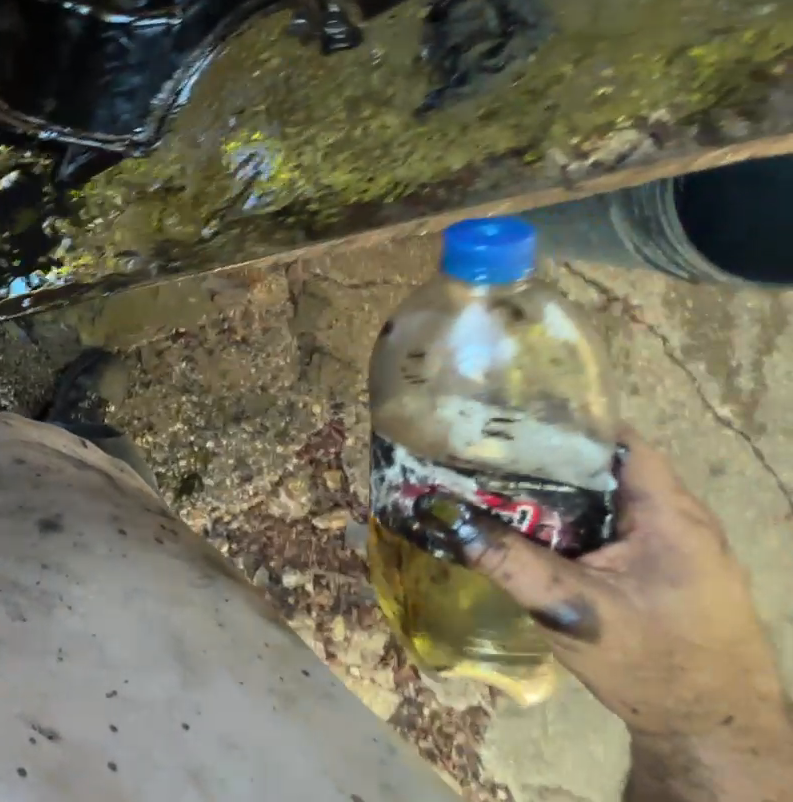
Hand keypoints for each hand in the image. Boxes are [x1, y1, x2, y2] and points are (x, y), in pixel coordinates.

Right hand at [430, 440, 791, 796]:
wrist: (712, 735)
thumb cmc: (654, 664)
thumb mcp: (569, 607)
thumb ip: (505, 557)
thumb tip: (436, 511)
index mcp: (670, 518)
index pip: (617, 442)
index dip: (561, 421)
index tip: (502, 414)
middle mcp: (678, 524)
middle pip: (601, 468)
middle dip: (537, 455)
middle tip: (474, 448)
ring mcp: (672, 550)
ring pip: (600, 500)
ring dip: (546, 491)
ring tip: (483, 481)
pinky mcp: (658, 572)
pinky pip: (604, 528)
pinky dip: (561, 520)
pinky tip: (519, 527)